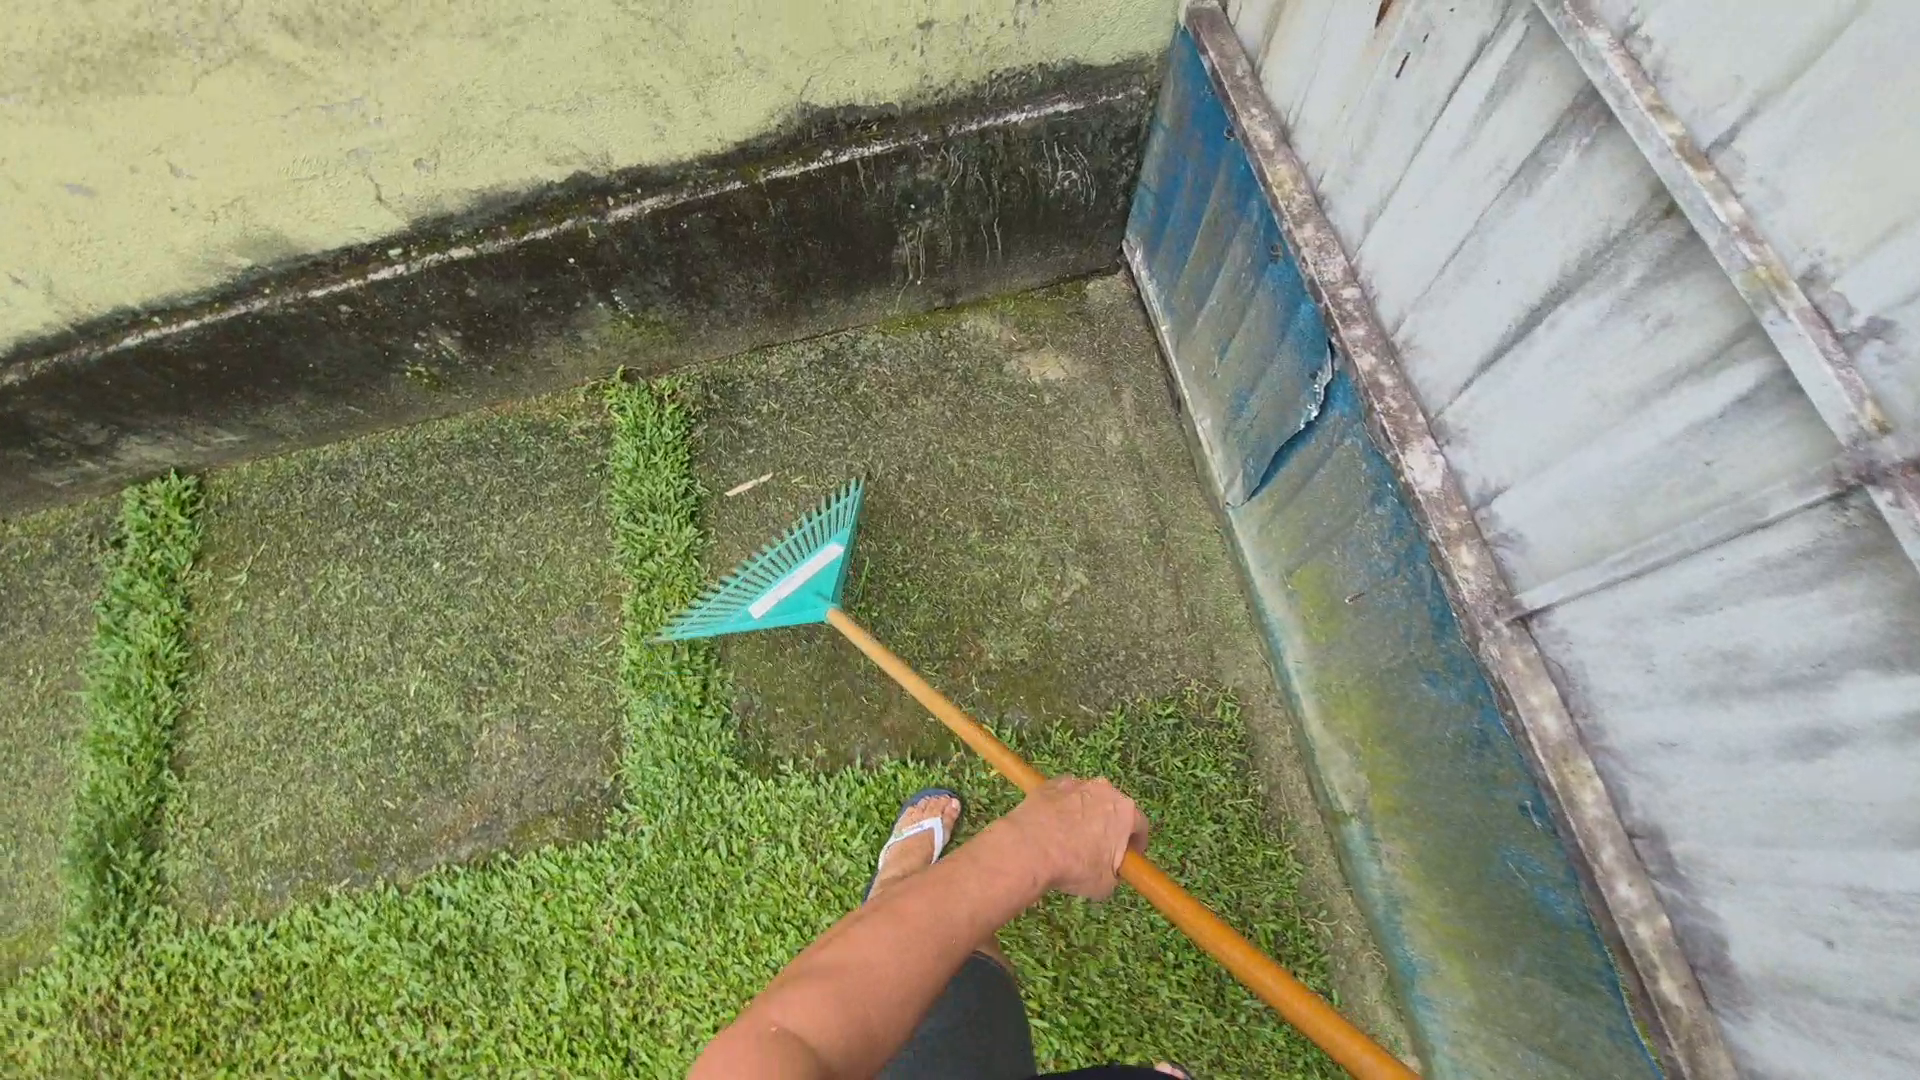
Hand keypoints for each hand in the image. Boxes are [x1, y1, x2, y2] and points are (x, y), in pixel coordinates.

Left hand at [1003, 776, 1149, 899]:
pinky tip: (1052, 827)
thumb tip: (1108, 869)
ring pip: (1087, 799)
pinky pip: (1063, 796)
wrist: (1030, 847)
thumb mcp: (1106, 884)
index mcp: (1125, 811)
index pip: (1140, 826)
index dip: (1136, 844)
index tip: (1129, 857)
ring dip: (1084, 815)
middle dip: (1109, 826)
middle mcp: (1104, 789)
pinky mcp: (1050, 783)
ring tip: (1070, 839)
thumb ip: (1114, 872)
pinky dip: (1061, 808)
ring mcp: (1076, 783)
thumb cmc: (1075, 866)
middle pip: (1113, 808)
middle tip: (1099, 849)